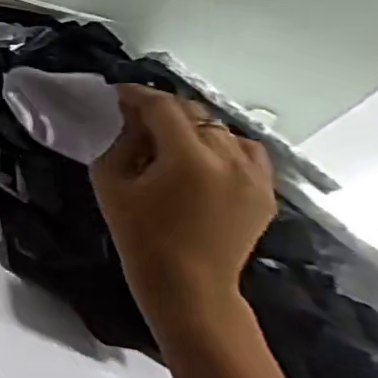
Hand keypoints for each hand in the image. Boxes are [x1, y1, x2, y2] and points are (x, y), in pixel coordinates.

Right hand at [90, 86, 276, 324]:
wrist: (188, 284)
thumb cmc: (138, 232)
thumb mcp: (111, 179)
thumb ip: (123, 140)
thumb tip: (132, 117)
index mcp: (189, 158)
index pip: (163, 107)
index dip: (137, 94)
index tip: (116, 95)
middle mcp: (230, 160)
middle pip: (195, 114)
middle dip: (163, 109)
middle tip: (136, 117)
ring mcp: (256, 177)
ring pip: (222, 129)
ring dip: (193, 126)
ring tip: (170, 138)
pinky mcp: (266, 192)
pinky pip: (247, 152)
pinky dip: (223, 144)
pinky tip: (202, 157)